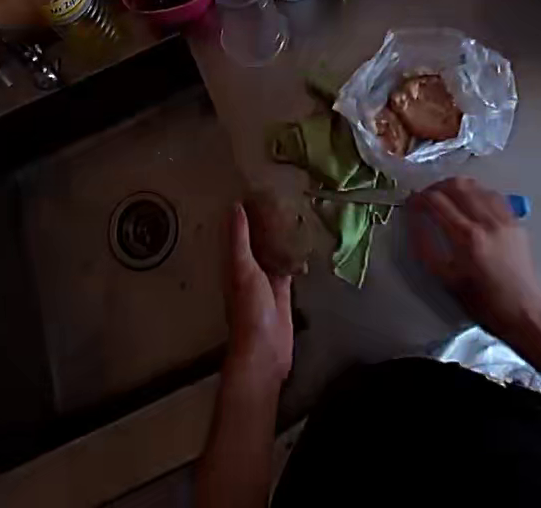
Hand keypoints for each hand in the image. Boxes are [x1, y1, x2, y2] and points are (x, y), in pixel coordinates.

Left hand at [222, 202, 293, 386]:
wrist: (265, 351)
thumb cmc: (249, 309)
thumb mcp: (242, 269)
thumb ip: (240, 239)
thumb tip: (235, 206)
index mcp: (235, 262)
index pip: (240, 230)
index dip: (247, 211)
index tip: (258, 189)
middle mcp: (250, 268)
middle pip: (258, 239)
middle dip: (266, 221)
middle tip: (281, 196)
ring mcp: (267, 279)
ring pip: (274, 250)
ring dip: (281, 236)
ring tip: (294, 213)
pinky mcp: (283, 290)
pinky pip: (288, 266)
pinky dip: (294, 254)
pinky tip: (305, 243)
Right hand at [408, 176, 540, 374]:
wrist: (524, 313)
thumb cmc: (483, 302)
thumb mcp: (447, 279)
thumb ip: (426, 248)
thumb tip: (414, 221)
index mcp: (466, 237)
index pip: (436, 202)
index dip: (419, 198)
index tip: (410, 201)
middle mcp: (485, 221)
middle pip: (456, 186)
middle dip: (436, 186)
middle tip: (426, 196)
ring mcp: (503, 219)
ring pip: (475, 186)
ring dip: (456, 186)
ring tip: (446, 196)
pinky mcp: (515, 222)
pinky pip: (493, 195)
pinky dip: (477, 192)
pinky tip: (470, 201)